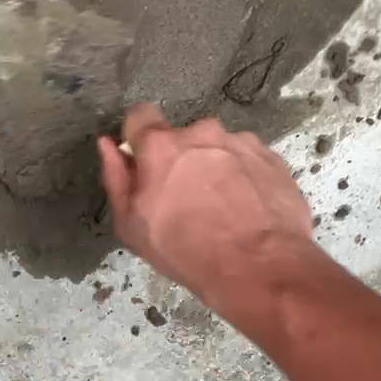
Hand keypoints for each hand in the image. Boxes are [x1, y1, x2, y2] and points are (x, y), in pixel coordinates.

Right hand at [97, 104, 317, 324]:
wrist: (256, 265)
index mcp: (161, 146)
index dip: (137, 136)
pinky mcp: (272, 157)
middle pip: (181, 138)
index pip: (140, 115)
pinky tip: (242, 209)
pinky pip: (246, 160)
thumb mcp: (131, 224)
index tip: (140, 161)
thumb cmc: (182, 249)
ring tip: (217, 207)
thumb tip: (107, 145)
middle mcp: (202, 132)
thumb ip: (116, 178)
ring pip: (215, 148)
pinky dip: (240, 178)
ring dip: (211, 168)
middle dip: (177, 160)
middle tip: (181, 199)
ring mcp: (242, 142)